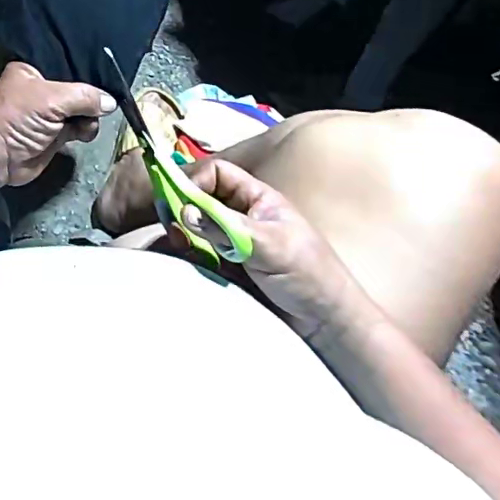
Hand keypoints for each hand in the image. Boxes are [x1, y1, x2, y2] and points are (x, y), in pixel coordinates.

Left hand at [0, 62, 114, 188]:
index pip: (67, 61)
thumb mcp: (51, 100)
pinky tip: (85, 132)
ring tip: (87, 121)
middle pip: (78, 86)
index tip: (108, 72)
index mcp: (33, 69)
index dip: (86, 68)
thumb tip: (111, 101)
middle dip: (92, 95)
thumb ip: (83, 96)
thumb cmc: (17, 119)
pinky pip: (80, 126)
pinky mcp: (57, 132)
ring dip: (90, 115)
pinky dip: (86, 129)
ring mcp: (50, 110)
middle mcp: (42, 87)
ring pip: (83, 107)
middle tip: (103, 102)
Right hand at [95, 154, 374, 341]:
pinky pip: (197, 249)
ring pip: (194, 223)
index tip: (178, 199)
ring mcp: (231, 239)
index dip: (195, 179)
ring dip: (182, 231)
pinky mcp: (225, 263)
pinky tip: (182, 257)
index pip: (215, 172)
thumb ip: (226, 227)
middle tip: (171, 224)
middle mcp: (240, 213)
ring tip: (178, 244)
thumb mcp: (270, 246)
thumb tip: (184, 211)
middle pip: (199, 196)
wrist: (327, 327)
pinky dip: (186, 251)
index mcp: (256, 198)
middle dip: (181, 206)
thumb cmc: (311, 277)